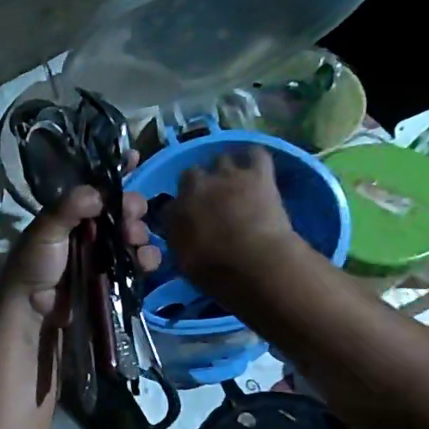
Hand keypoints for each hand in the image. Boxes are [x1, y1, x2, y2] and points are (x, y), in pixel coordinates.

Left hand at [0, 184, 159, 321]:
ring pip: (135, 235)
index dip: (119, 172)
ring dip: (142, 234)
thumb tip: (99, 193)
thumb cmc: (34, 264)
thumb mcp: (45, 230)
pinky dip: (147, 258)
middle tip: (130, 215)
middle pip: (124, 210)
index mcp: (74, 212)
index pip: (100, 186)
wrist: (33, 310)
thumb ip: (69, 208)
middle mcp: (93, 229)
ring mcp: (106, 254)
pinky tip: (145, 261)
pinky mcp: (116, 277)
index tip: (135, 158)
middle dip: (133, 208)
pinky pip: (139, 262)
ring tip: (135, 241)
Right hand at [167, 145, 300, 286]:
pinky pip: (256, 154)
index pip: (169, 205)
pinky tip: (258, 169)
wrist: (256, 265)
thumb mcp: (185, 264)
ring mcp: (227, 176)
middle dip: (200, 185)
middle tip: (213, 201)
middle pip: (191, 174)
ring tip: (236, 184)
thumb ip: (180, 243)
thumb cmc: (218, 274)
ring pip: (221, 160)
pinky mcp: (258, 173)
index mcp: (175, 213)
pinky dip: (255, 159)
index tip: (189, 222)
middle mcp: (196, 187)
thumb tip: (183, 237)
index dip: (180, 211)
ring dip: (226, 171)